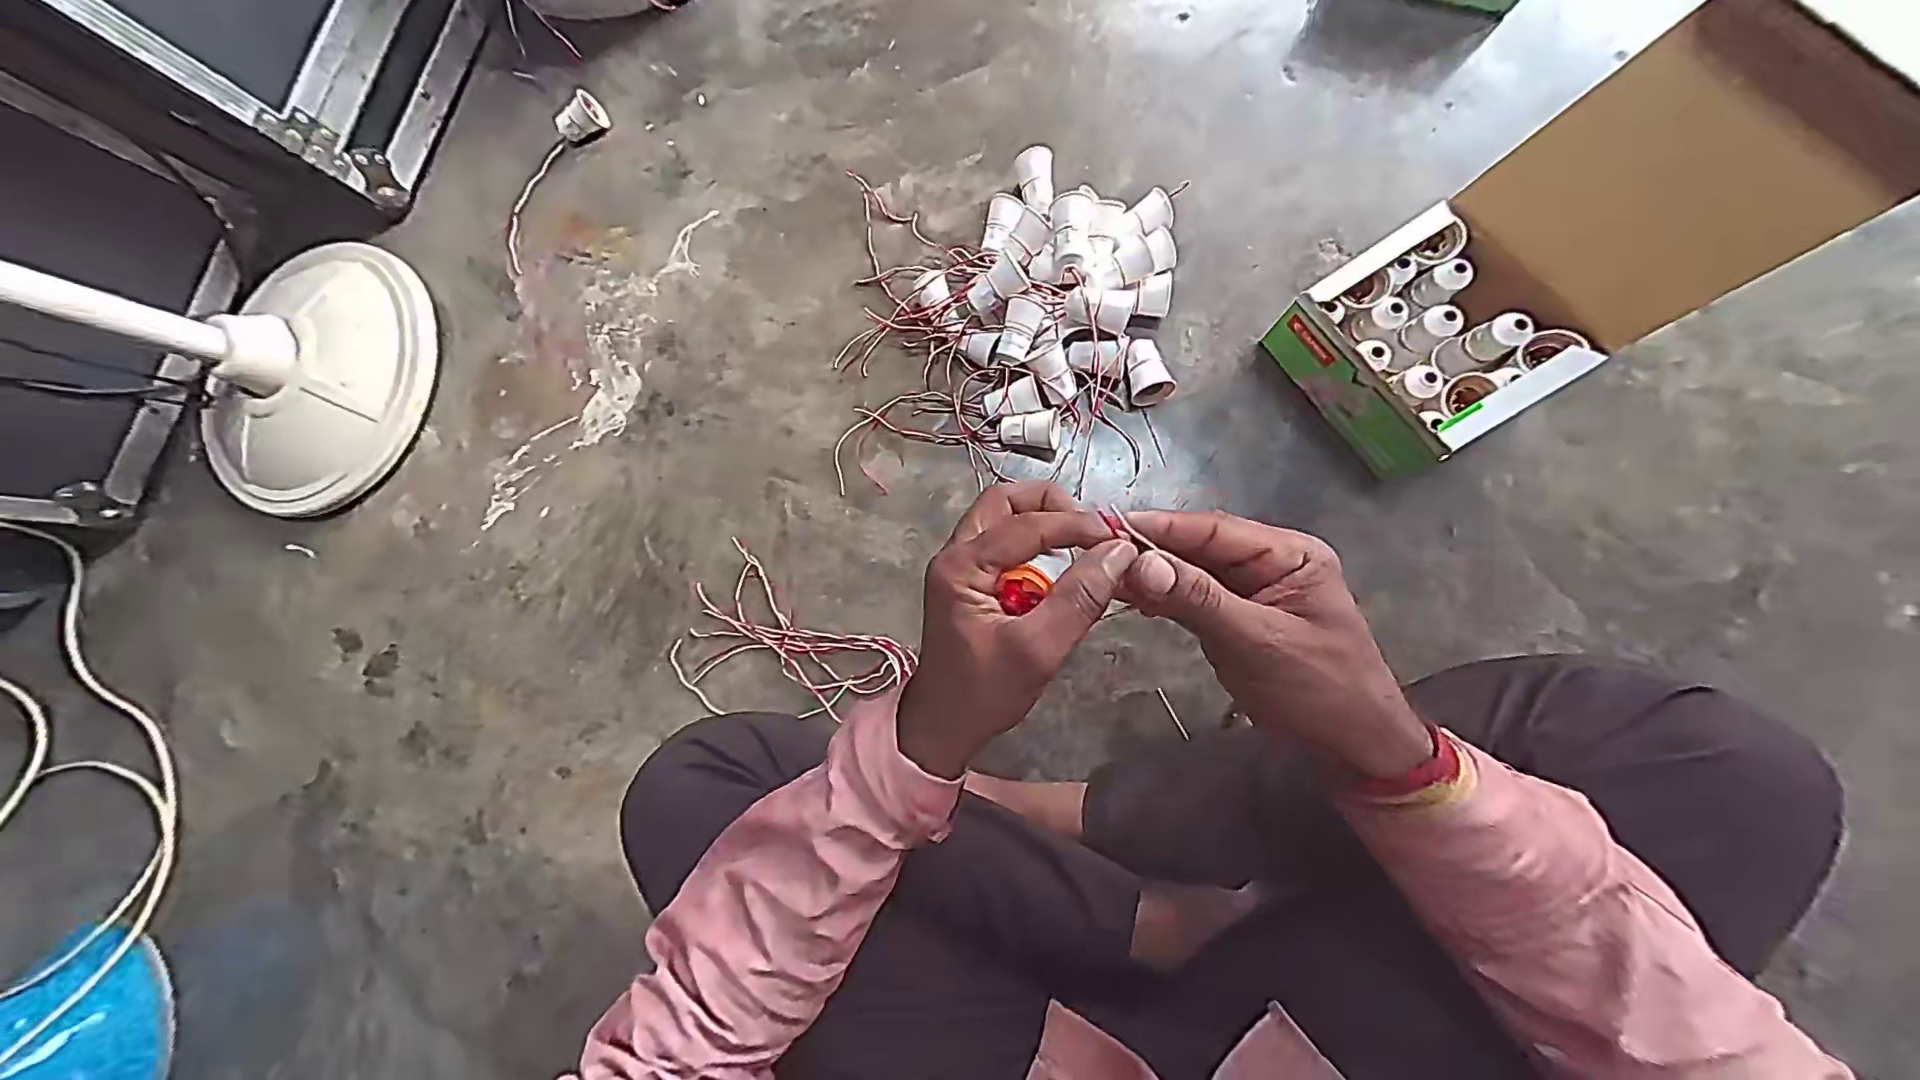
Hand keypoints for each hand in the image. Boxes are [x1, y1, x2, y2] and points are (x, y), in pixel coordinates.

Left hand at [897, 482, 1139, 777]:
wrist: (943, 725)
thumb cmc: (983, 693)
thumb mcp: (1037, 650)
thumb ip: (1078, 599)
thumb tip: (1118, 552)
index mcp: (960, 567)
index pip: (1024, 524)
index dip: (1074, 524)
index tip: (1115, 537)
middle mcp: (954, 555)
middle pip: (1004, 501)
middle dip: (1051, 506)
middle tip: (1090, 531)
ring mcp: (959, 565)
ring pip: (1002, 517)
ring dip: (1042, 522)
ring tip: (1079, 546)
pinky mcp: (970, 579)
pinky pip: (1004, 542)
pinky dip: (1034, 544)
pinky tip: (1059, 567)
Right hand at [1120, 511, 1431, 778]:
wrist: (1351, 747)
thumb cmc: (1321, 690)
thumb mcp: (1258, 640)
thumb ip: (1198, 599)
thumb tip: (1140, 564)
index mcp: (1289, 554)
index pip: (1214, 530)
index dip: (1161, 526)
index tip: (1111, 524)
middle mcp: (1267, 563)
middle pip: (1197, 547)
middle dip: (1149, 549)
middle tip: (1098, 549)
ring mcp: (1247, 590)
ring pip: (1188, 571)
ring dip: (1150, 573)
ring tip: (1104, 571)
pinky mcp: (1230, 616)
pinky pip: (1189, 597)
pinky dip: (1160, 597)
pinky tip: (1129, 594)